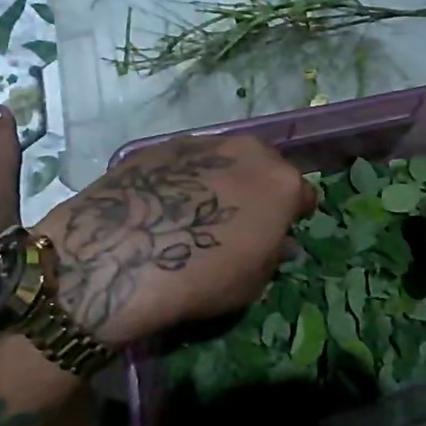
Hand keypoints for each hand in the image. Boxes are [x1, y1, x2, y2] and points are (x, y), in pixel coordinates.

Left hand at [32, 135, 314, 344]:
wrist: (121, 253)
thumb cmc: (201, 276)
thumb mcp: (252, 283)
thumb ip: (272, 255)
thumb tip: (277, 241)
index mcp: (282, 183)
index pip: (304, 195)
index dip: (294, 215)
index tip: (281, 232)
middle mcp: (249, 151)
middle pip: (266, 168)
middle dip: (260, 190)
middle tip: (241, 220)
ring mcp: (203, 142)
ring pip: (226, 159)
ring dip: (223, 179)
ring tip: (198, 211)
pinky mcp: (162, 144)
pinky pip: (188, 161)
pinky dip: (186, 177)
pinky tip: (165, 205)